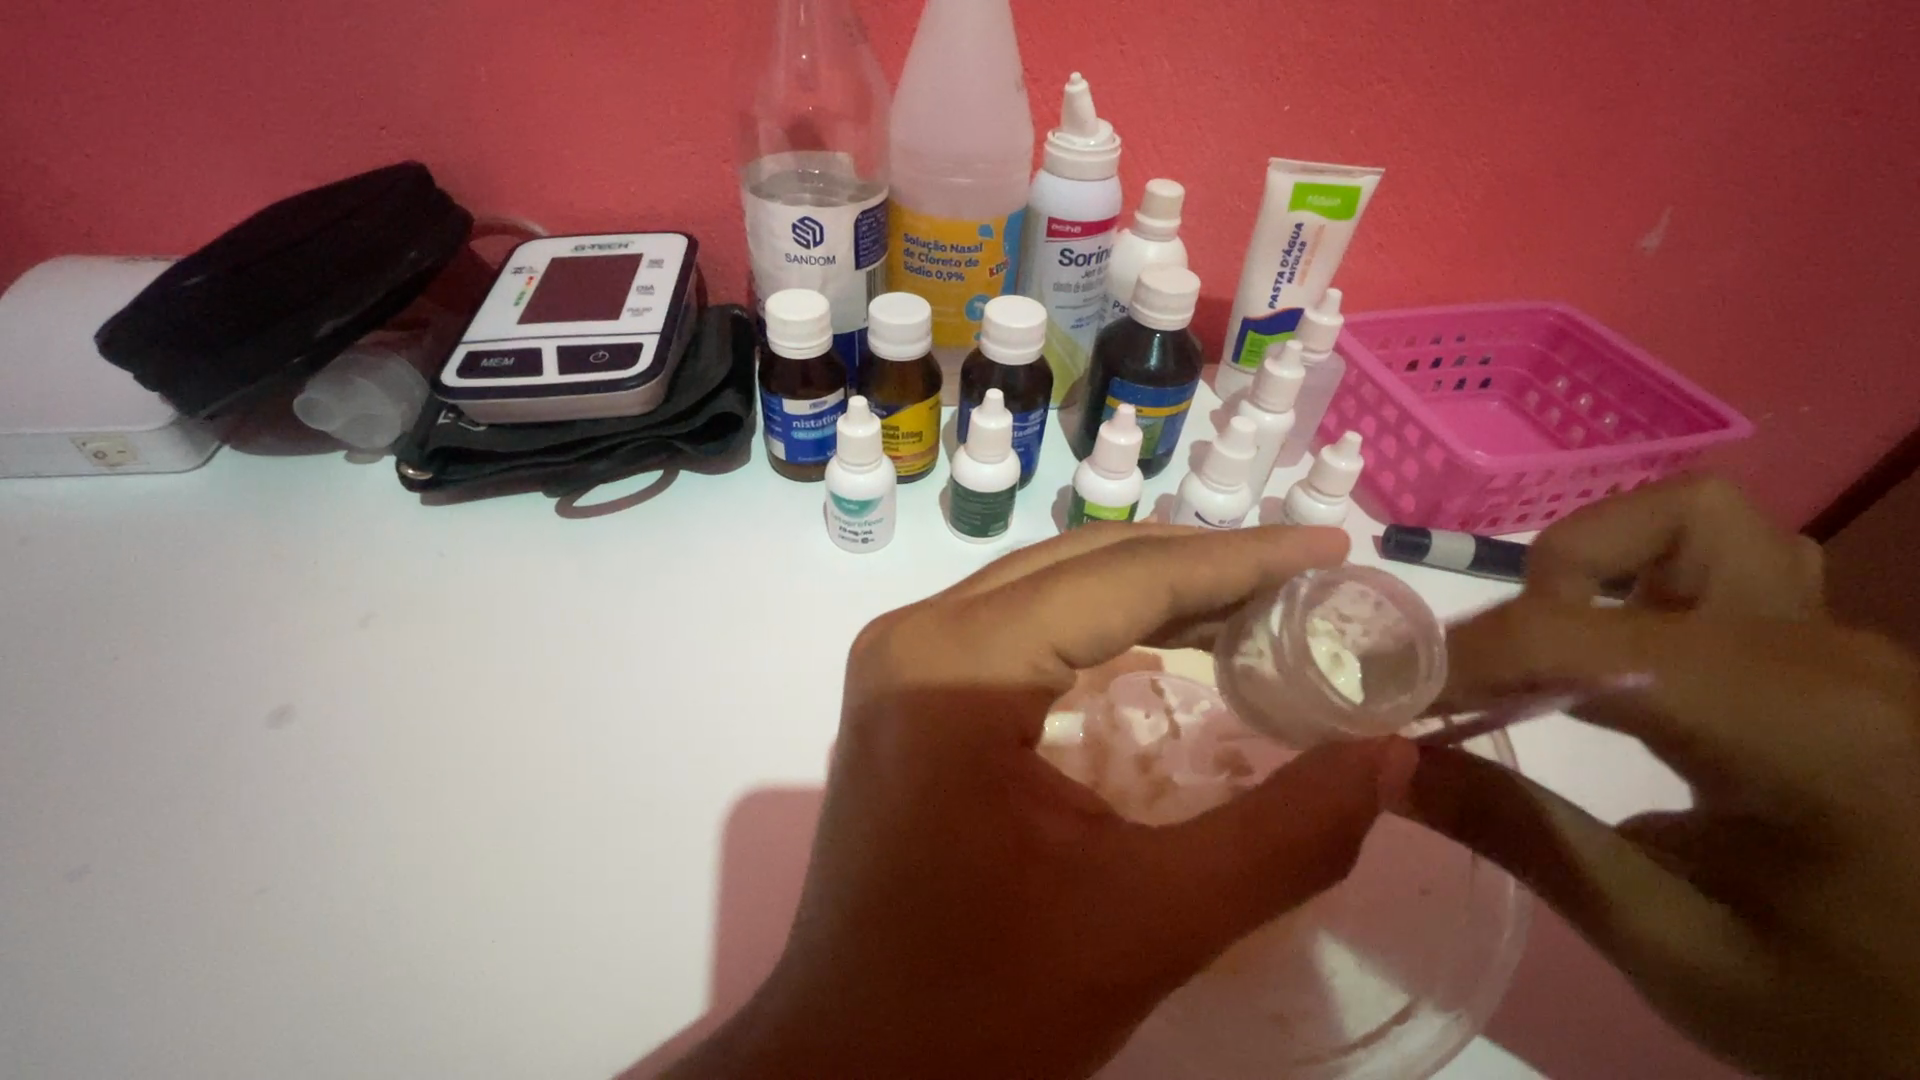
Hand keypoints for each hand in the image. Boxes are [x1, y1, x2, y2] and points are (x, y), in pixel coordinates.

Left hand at [666, 525, 1415, 1079]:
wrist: (852, 1055)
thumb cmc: (984, 1002)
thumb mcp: (1151, 921)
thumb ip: (1285, 836)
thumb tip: (1391, 755)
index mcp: (957, 666)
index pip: (1120, 579)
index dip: (1237, 560)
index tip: (1329, 545)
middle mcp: (917, 634)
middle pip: (1080, 564)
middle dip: (1198, 565)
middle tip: (1306, 576)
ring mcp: (902, 658)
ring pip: (1048, 586)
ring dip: (1152, 589)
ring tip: (1258, 605)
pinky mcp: (907, 688)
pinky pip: (1018, 625)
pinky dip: (1100, 624)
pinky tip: (1167, 645)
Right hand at [1405, 476, 1919, 1077]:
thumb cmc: (1854, 1009)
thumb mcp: (1674, 949)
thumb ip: (1521, 838)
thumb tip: (1386, 765)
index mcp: (1795, 728)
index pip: (1581, 637)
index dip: (1460, 657)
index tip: (1390, 698)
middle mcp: (1826, 658)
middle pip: (1674, 524)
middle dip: (1555, 581)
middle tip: (1511, 673)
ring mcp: (1841, 652)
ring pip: (1707, 530)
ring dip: (1608, 569)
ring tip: (1563, 661)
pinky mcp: (1833, 666)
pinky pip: (1726, 576)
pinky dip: (1642, 593)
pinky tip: (1616, 678)